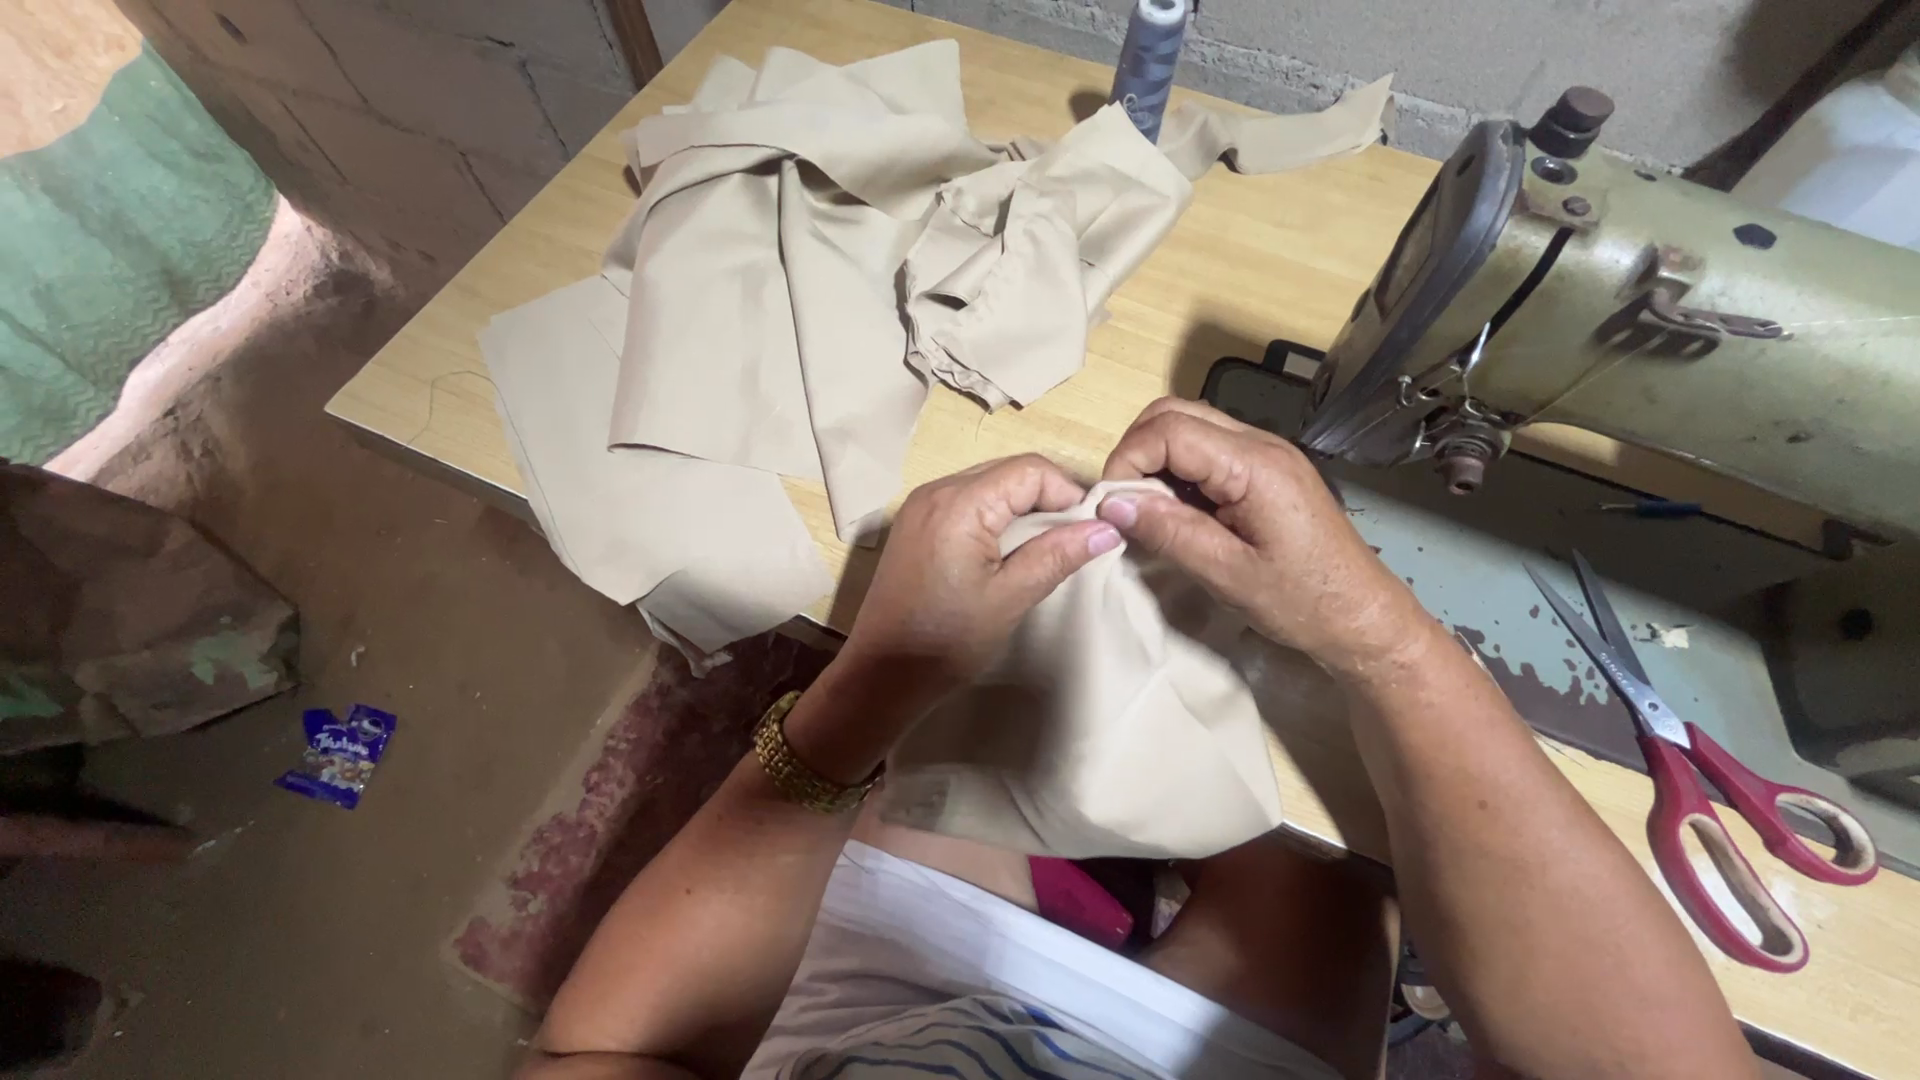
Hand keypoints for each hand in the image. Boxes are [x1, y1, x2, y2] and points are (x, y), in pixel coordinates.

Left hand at [785, 455, 1120, 780]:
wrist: (882, 675)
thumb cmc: (947, 641)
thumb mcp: (1009, 598)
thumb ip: (1057, 555)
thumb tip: (1107, 529)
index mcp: (959, 504)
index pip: (1031, 470)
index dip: (1068, 494)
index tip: (1090, 530)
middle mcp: (936, 490)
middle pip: (1009, 470)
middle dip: (1048, 497)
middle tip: (1074, 539)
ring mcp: (921, 505)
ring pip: (989, 482)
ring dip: (1023, 506)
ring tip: (1046, 545)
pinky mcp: (916, 523)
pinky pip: (967, 500)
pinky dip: (996, 514)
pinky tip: (1009, 548)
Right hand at [1096, 398, 1429, 672]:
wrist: (1362, 617)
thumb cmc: (1302, 602)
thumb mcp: (1227, 574)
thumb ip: (1169, 532)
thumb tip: (1113, 505)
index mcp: (1255, 465)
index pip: (1168, 429)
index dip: (1127, 460)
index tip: (1114, 507)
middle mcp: (1261, 444)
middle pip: (1175, 413)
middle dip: (1136, 452)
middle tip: (1125, 504)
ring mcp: (1265, 453)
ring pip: (1188, 426)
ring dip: (1155, 460)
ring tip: (1148, 511)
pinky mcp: (1265, 469)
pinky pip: (1206, 450)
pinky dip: (1177, 471)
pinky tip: (1176, 511)